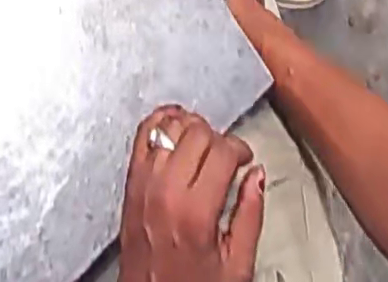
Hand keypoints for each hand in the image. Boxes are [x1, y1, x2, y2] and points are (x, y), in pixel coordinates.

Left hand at [120, 105, 265, 281]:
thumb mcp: (235, 267)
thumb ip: (250, 216)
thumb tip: (257, 176)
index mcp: (196, 212)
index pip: (222, 151)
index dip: (240, 148)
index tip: (245, 158)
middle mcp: (167, 190)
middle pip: (197, 132)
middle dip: (218, 138)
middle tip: (225, 155)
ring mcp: (145, 182)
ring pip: (171, 126)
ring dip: (191, 127)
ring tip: (202, 142)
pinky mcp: (131, 181)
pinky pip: (143, 132)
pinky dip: (159, 121)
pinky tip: (174, 125)